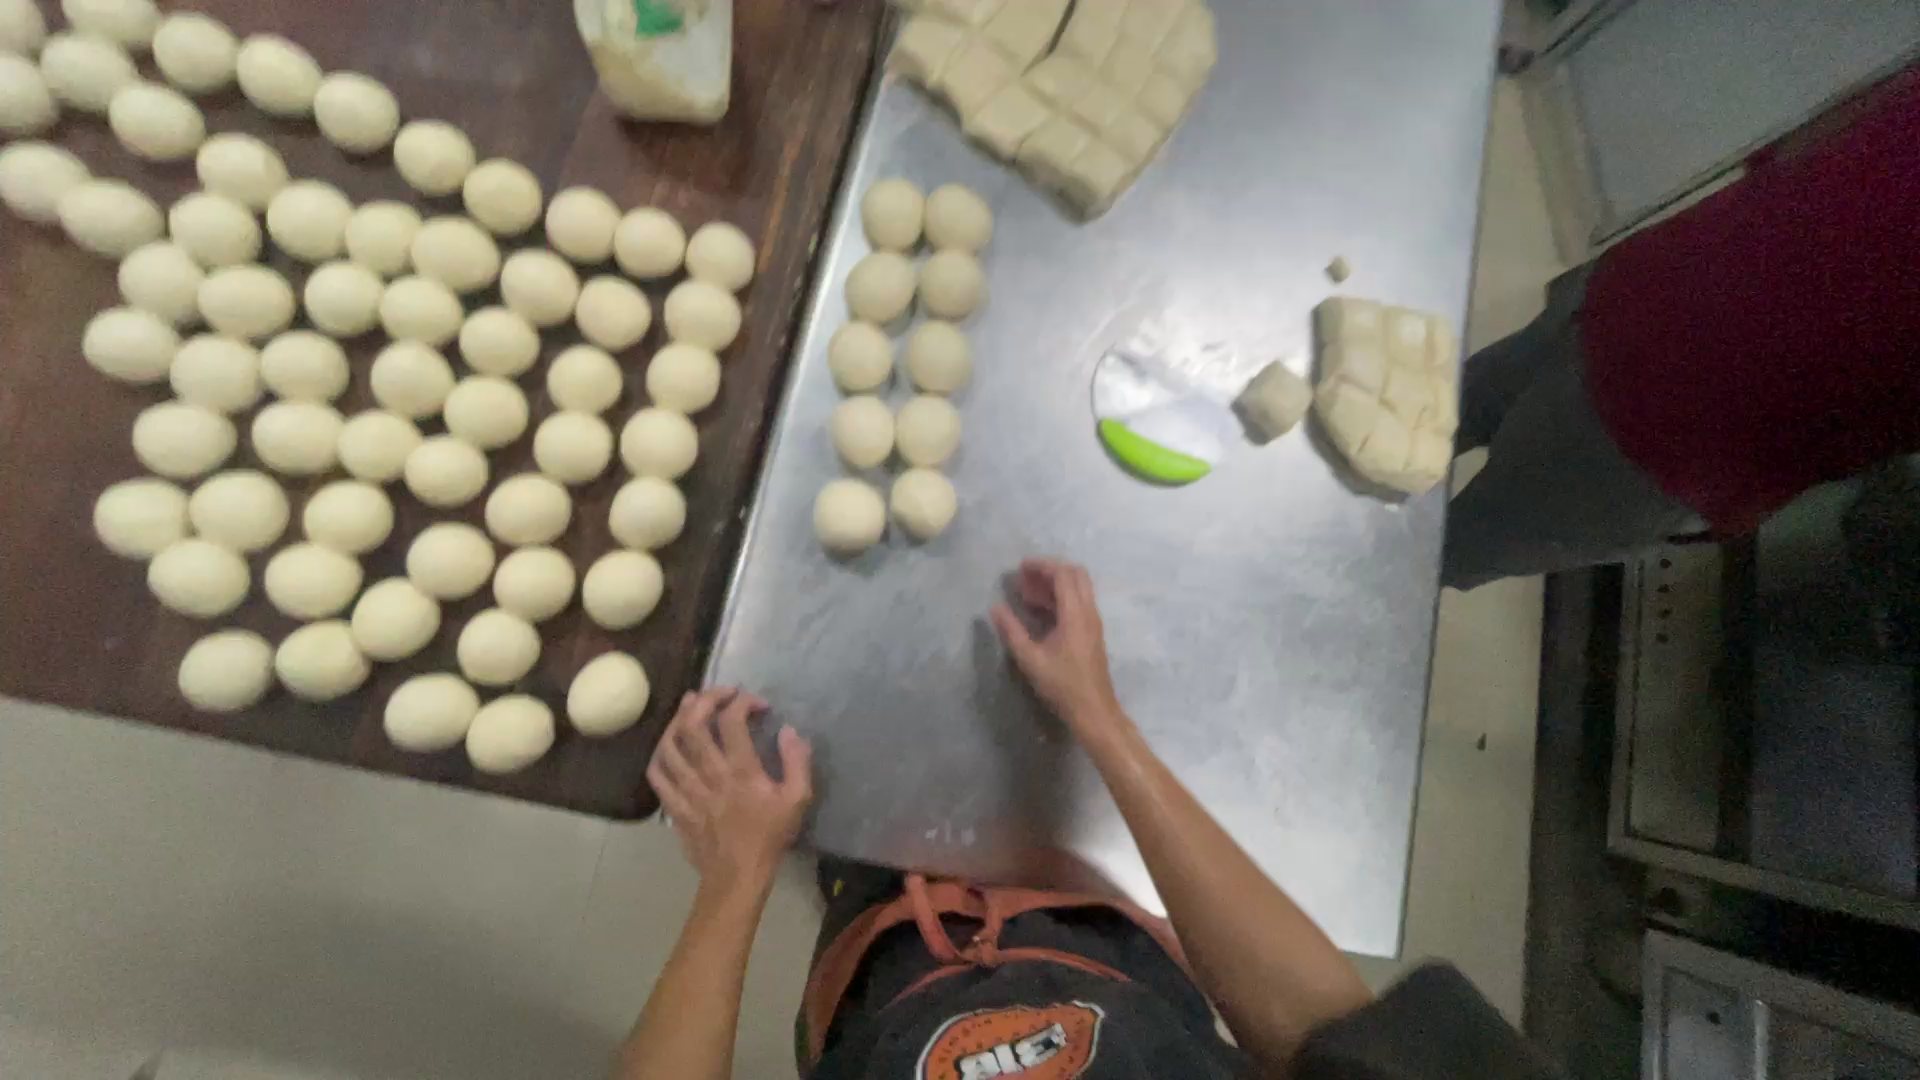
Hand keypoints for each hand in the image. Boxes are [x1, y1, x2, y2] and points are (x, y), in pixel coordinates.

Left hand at [647, 688, 813, 892]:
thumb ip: (797, 761)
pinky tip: (670, 743)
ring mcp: (687, 790)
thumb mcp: (798, 799)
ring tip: (691, 706)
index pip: (732, 721)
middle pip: (693, 726)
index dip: (742, 702)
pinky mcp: (674, 805)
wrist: (737, 877)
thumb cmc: (769, 836)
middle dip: (705, 700)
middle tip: (719, 693)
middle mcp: (710, 775)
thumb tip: (788, 730)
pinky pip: (657, 773)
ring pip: (670, 745)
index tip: (757, 704)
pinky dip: (660, 752)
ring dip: (678, 719)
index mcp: (741, 772)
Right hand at [990, 559, 1123, 728]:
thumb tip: (995, 608)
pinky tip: (1039, 611)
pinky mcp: (1092, 633)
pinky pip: (1078, 603)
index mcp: (1076, 614)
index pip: (1063, 575)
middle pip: (1075, 575)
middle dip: (1050, 571)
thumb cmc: (1062, 685)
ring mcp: (1093, 622)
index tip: (1020, 567)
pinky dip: (1060, 598)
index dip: (1042, 566)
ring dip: (1054, 585)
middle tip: (1025, 577)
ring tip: (1025, 593)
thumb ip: (1012, 631)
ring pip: (1078, 589)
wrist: (1094, 710)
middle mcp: (1088, 612)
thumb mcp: (1030, 659)